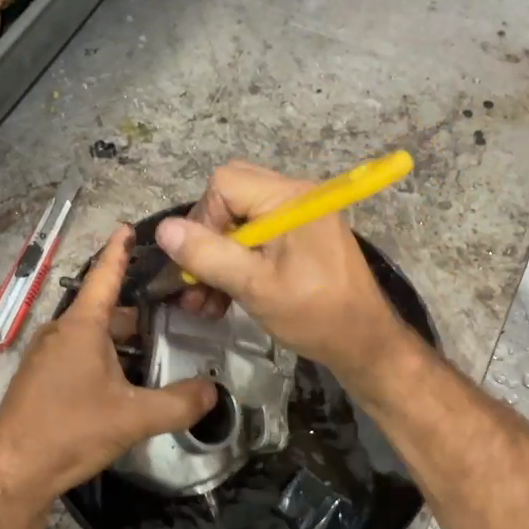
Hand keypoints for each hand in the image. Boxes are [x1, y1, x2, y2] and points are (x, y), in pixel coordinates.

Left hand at [0, 226, 215, 513]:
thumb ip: (178, 403)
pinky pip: (80, 356)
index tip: (128, 227)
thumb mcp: (133, 418)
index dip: (119, 251)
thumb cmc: (69, 431)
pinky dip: (106, 359)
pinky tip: (127, 381)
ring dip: (122, 340)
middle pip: (105, 310)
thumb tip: (213, 392)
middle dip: (136, 309)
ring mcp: (47, 357)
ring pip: (93, 337)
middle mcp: (61, 332)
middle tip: (175, 307)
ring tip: (159, 346)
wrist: (12, 471)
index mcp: (81, 326)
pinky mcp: (42, 381)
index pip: (104, 276)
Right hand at [153, 161, 411, 380]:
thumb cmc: (314, 314)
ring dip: (216, 257)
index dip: (203, 221)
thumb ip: (208, 255)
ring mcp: (301, 215)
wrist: (365, 344)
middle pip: (229, 198)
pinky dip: (237, 261)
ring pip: (239, 220)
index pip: (224, 184)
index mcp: (289, 197)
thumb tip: (163, 229)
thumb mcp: (255, 286)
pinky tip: (223, 297)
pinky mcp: (302, 236)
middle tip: (195, 282)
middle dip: (206, 240)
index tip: (200, 264)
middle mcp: (296, 195)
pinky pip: (257, 235)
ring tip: (203, 302)